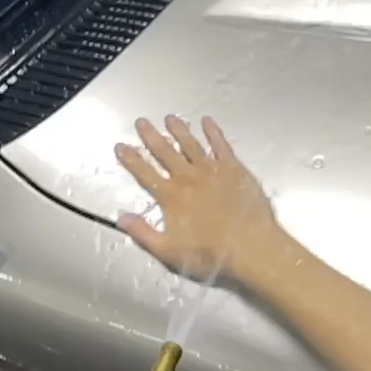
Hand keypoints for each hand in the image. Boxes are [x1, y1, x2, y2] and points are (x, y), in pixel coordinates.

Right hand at [114, 116, 293, 283]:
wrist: (250, 245)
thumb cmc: (209, 253)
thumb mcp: (169, 251)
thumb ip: (143, 233)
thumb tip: (120, 218)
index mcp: (171, 196)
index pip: (145, 174)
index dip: (131, 160)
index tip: (120, 145)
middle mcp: (188, 177)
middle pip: (165, 152)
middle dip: (151, 137)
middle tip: (141, 121)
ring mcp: (212, 170)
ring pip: (191, 144)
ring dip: (179, 130)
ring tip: (170, 117)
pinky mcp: (234, 168)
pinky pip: (220, 145)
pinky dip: (213, 132)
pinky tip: (207, 121)